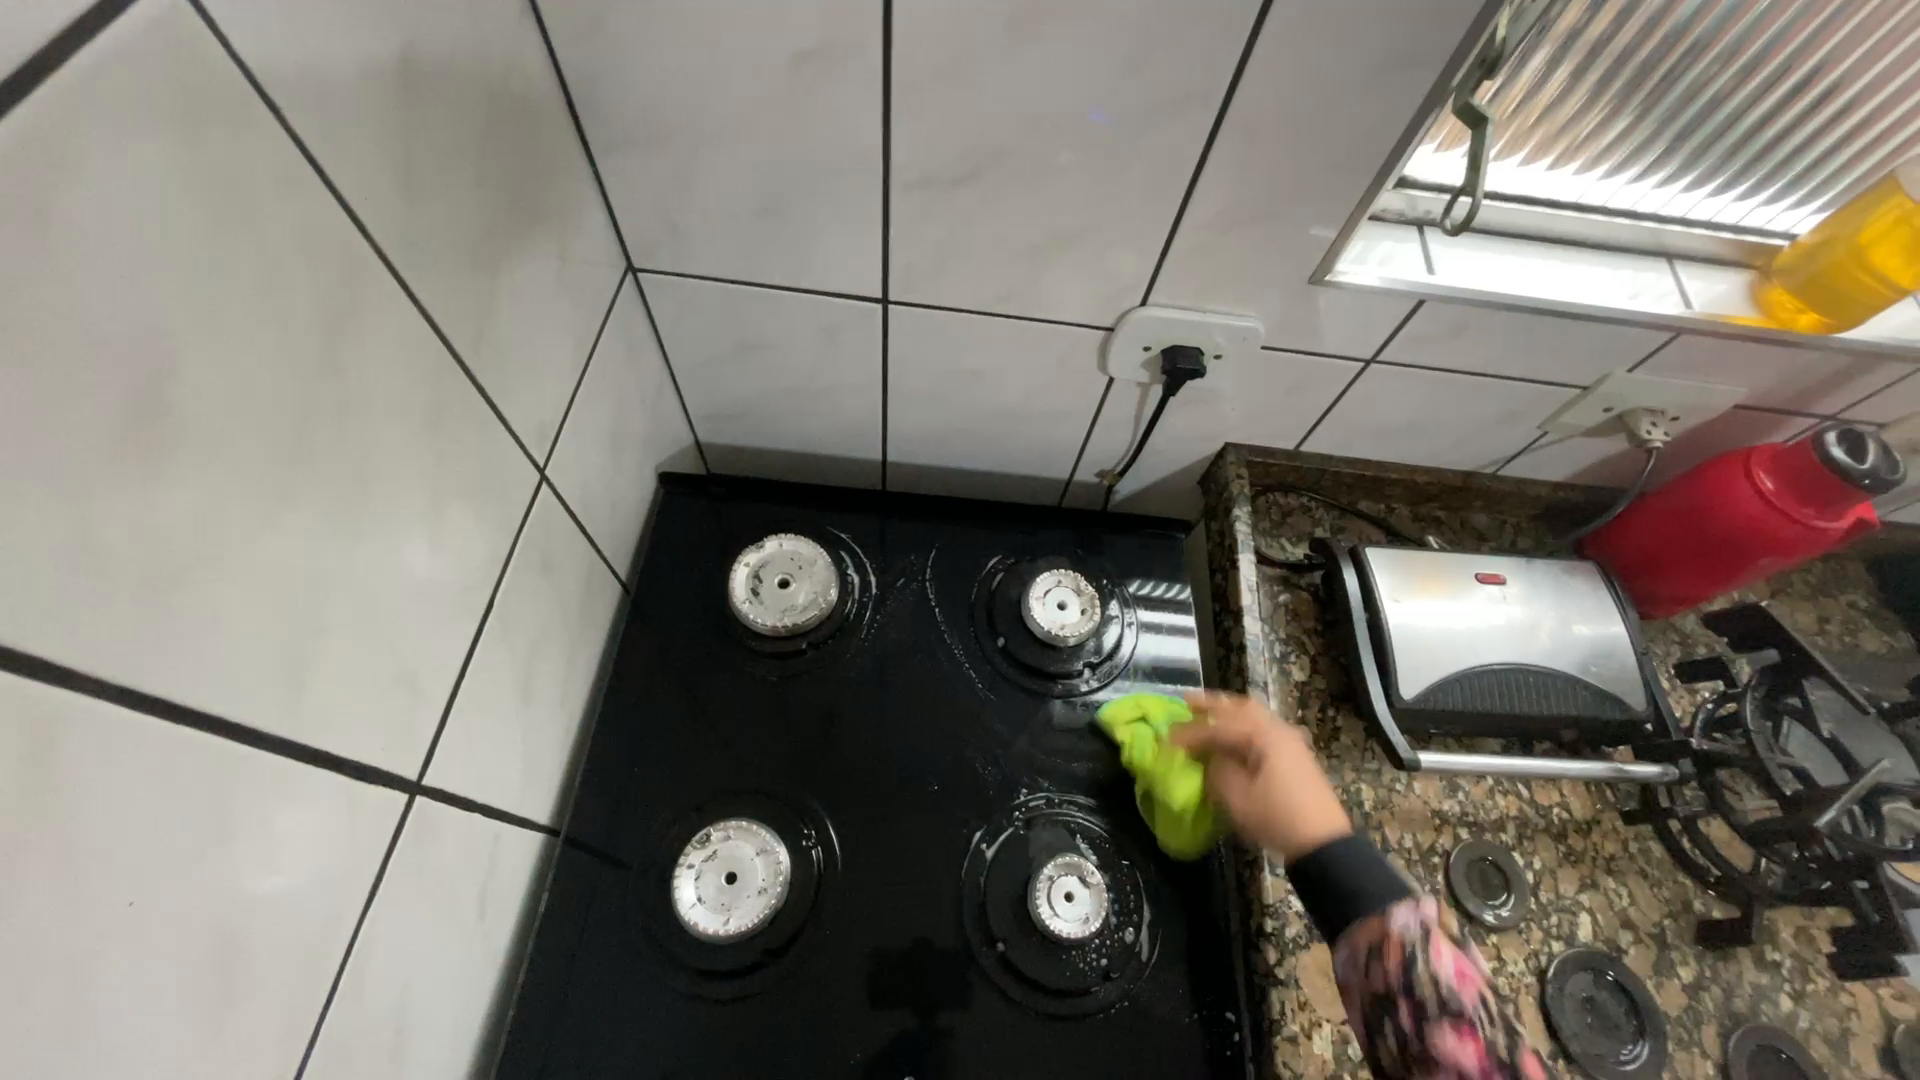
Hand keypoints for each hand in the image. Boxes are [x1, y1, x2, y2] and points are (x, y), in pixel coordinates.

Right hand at [1169, 691, 1352, 860]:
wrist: (1324, 844)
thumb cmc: (1276, 818)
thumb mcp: (1236, 798)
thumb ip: (1216, 769)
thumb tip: (1208, 757)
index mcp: (1263, 736)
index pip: (1219, 727)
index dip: (1191, 732)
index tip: (1168, 739)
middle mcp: (1278, 730)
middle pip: (1241, 707)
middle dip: (1212, 704)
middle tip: (1186, 702)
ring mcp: (1290, 740)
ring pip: (1254, 714)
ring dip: (1229, 712)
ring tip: (1207, 713)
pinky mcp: (1295, 754)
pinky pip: (1263, 727)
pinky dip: (1243, 724)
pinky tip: (1232, 733)